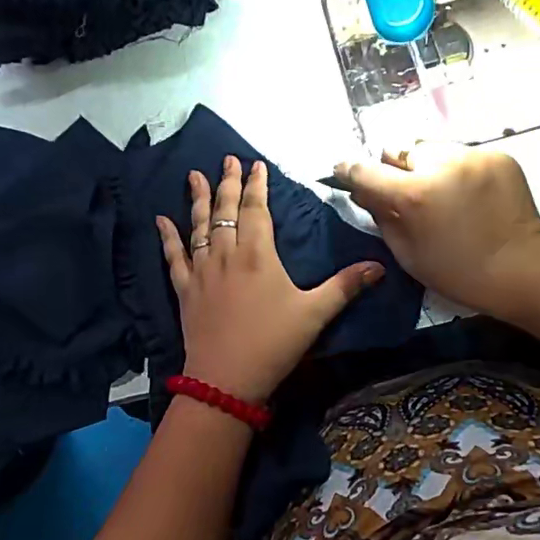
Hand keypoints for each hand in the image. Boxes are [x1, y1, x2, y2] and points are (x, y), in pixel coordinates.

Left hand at [155, 156, 385, 405]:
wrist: (226, 380)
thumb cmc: (274, 342)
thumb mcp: (316, 313)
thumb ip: (346, 286)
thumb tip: (379, 266)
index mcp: (258, 254)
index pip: (257, 209)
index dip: (257, 185)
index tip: (256, 164)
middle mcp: (227, 254)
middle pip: (226, 210)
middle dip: (228, 182)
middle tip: (227, 159)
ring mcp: (202, 271)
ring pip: (199, 226)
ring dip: (197, 200)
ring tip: (193, 175)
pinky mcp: (185, 290)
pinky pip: (174, 257)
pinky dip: (167, 238)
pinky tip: (160, 220)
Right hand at [334, 143, 539, 317]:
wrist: (523, 269)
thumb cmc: (459, 272)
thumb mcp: (408, 253)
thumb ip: (381, 216)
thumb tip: (364, 192)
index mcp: (414, 194)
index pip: (367, 170)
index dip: (349, 170)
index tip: (343, 170)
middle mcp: (440, 165)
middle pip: (403, 152)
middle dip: (399, 168)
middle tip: (408, 192)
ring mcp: (472, 156)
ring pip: (434, 149)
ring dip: (429, 165)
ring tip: (443, 192)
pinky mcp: (497, 156)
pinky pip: (463, 155)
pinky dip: (458, 170)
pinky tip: (469, 194)